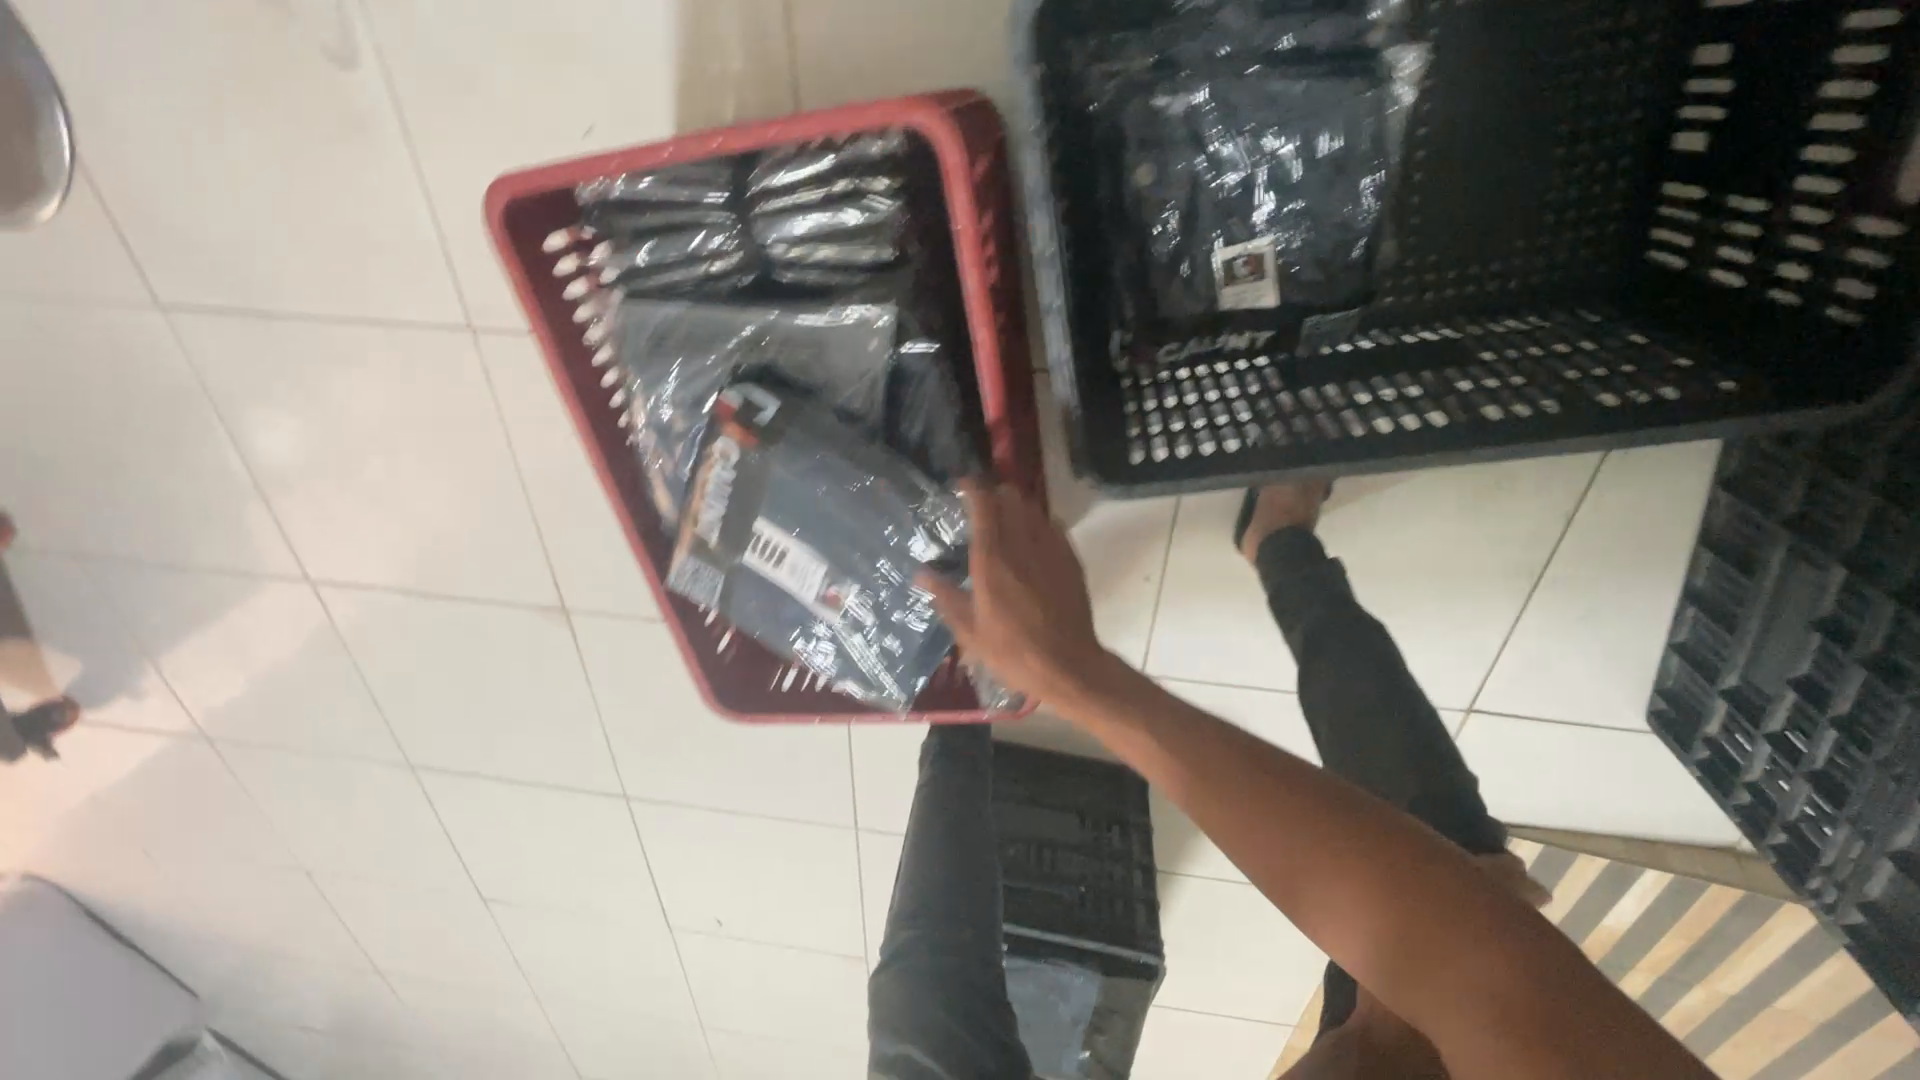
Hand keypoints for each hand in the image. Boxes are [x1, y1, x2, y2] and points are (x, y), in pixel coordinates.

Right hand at [918, 481, 1111, 703]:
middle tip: (982, 503)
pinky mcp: (1071, 559)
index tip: (962, 485)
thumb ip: (946, 597)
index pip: (984, 505)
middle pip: (1010, 498)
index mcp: (992, 560)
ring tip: (1006, 518)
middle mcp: (1022, 546)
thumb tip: (921, 573)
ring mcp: (1051, 550)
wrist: (1068, 665)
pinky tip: (1032, 538)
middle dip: (995, 493)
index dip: (972, 488)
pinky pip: (1053, 526)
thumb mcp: (970, 632)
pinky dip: (1039, 523)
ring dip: (1017, 506)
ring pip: (1033, 508)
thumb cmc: (1013, 653)